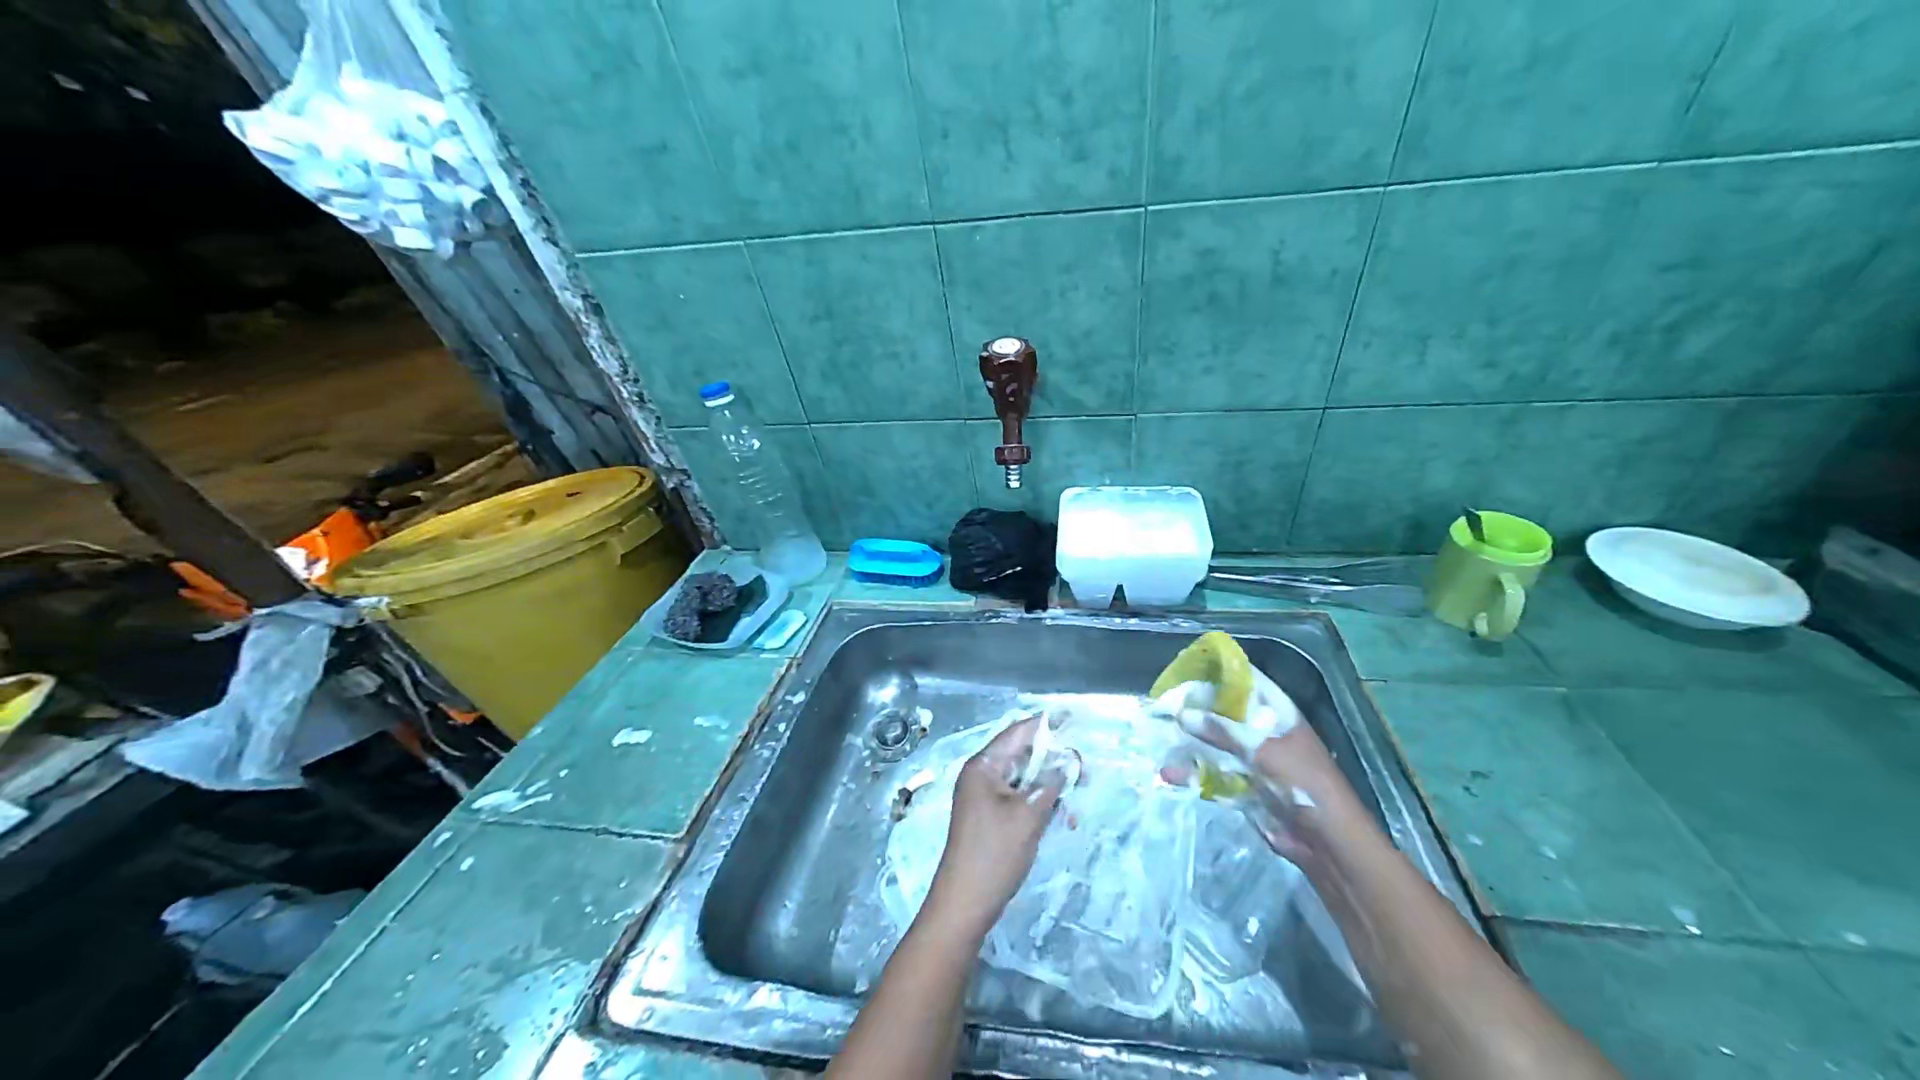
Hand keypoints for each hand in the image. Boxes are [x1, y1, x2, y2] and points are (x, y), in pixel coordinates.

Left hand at [924, 713, 1066, 937]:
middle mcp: (981, 776)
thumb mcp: (1029, 814)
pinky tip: (1063, 818)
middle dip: (1052, 760)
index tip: (1072, 718)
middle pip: (1022, 755)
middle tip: (1083, 768)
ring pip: (1024, 780)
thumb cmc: (995, 852)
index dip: (1045, 724)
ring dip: (1049, 786)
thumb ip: (1051, 782)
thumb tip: (1069, 759)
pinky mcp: (991, 818)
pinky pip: (1020, 800)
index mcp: (983, 766)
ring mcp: (985, 798)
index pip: (1017, 733)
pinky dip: (1040, 804)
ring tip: (1077, 797)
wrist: (966, 902)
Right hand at [1159, 669, 1350, 865]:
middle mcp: (1263, 732)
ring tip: (1160, 736)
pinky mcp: (1244, 787)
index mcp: (1277, 714)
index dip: (1219, 672)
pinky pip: (1213, 774)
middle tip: (1163, 703)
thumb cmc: (1304, 784)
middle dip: (1195, 708)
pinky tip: (1170, 773)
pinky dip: (1193, 773)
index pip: (1247, 681)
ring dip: (1189, 742)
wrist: (1327, 842)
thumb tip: (1183, 714)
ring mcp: (1253, 760)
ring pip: (1215, 744)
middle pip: (1225, 712)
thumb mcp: (1264, 750)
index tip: (1186, 667)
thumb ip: (1223, 731)